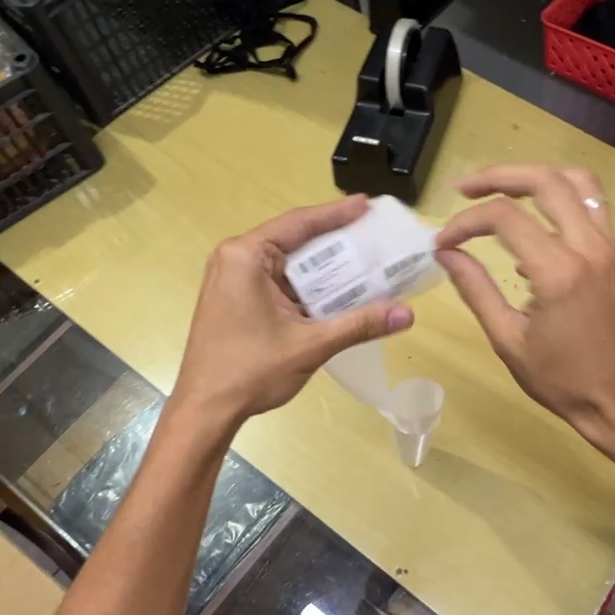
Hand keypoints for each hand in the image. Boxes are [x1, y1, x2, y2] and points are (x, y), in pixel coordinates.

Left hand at [170, 196, 414, 428]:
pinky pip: (279, 286)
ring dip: (324, 272)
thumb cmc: (251, 371)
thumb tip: (407, 314)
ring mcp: (233, 282)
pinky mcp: (236, 302)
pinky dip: (307, 291)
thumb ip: (359, 324)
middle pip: (295, 243)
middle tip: (374, 239)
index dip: (337, 214)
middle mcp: (235, 260)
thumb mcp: (311, 345)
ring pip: (289, 267)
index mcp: (246, 256)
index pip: (299, 224)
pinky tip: (338, 297)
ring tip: (366, 267)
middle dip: (336, 245)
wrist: (207, 409)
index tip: (368, 205)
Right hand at [435, 166, 614, 450]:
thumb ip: (475, 288)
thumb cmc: (557, 378)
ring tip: (507, 194)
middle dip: (500, 178)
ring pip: (580, 185)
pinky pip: (594, 217)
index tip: (445, 241)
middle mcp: (593, 248)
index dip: (467, 222)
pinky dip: (563, 214)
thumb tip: (446, 252)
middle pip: (546, 181)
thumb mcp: (506, 338)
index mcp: (560, 272)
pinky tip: (540, 241)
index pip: (505, 218)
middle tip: (467, 188)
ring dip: (539, 181)